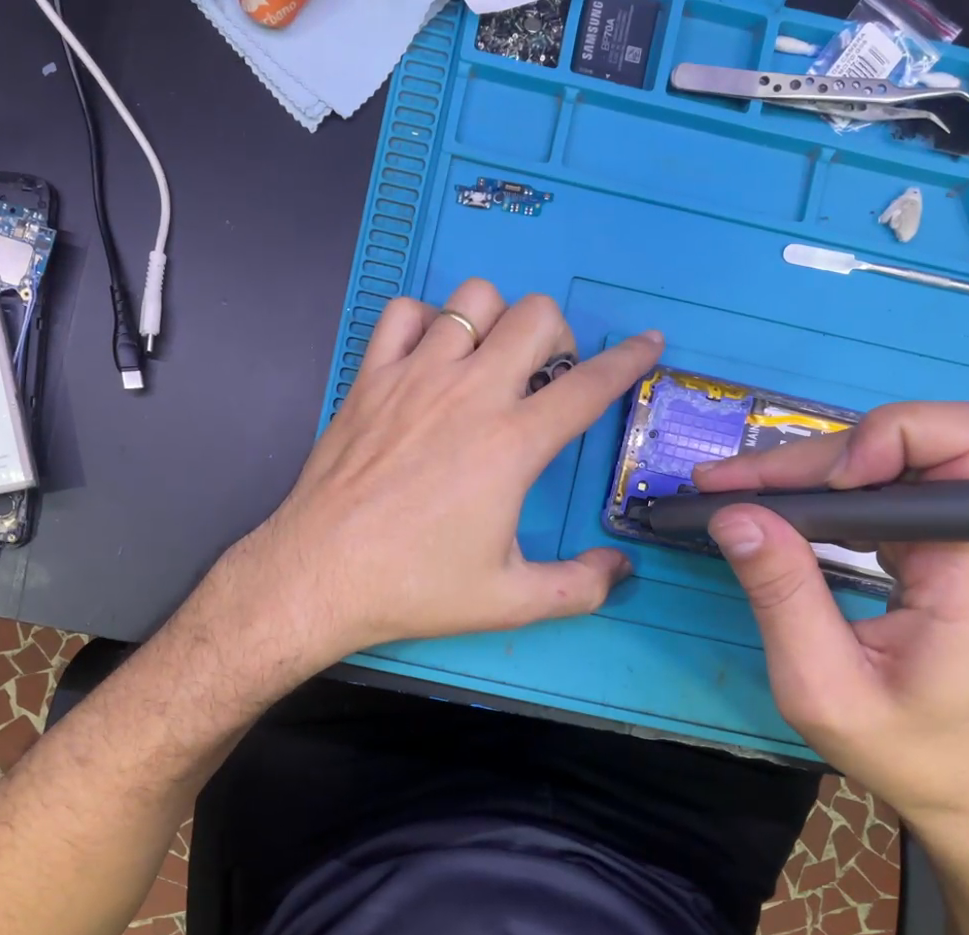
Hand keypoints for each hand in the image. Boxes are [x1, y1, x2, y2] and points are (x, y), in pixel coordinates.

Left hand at [215, 279, 663, 664]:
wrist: (320, 575)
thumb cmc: (415, 587)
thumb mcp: (509, 600)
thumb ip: (579, 586)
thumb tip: (622, 570)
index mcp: (512, 444)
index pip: (590, 384)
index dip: (630, 360)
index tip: (647, 344)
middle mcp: (469, 394)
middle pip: (536, 316)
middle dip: (559, 337)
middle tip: (546, 377)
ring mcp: (414, 377)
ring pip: (473, 299)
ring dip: (495, 320)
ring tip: (489, 361)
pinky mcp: (369, 379)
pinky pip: (403, 312)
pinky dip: (424, 321)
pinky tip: (428, 357)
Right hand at [695, 401, 968, 833]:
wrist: (967, 785)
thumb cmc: (904, 750)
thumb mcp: (821, 687)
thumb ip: (782, 596)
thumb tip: (734, 515)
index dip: (893, 435)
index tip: (821, 488)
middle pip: (925, 440)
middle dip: (821, 458)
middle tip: (732, 486)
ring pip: (907, 456)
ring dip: (821, 470)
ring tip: (745, 494)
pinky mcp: (964, 543)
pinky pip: (903, 487)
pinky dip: (839, 491)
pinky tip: (788, 512)